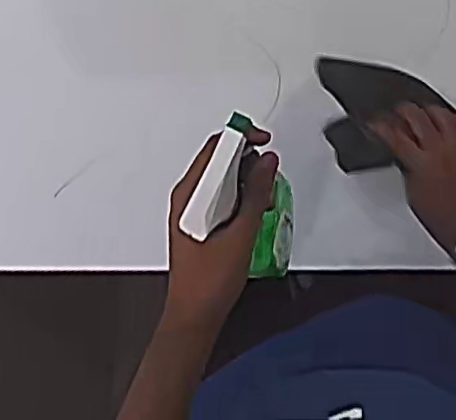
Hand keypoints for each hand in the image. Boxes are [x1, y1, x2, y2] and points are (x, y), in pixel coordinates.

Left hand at [164, 127, 277, 329]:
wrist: (194, 318)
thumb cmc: (211, 281)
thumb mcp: (241, 233)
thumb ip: (256, 193)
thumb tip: (268, 160)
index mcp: (189, 194)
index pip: (216, 147)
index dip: (242, 137)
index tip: (264, 140)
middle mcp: (187, 196)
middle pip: (219, 157)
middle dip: (248, 160)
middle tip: (268, 177)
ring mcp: (192, 207)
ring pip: (223, 175)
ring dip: (247, 179)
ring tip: (262, 200)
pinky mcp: (200, 219)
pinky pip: (222, 191)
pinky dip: (241, 193)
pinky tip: (254, 212)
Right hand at [369, 104, 455, 251]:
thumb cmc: (441, 217)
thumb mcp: (412, 192)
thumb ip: (406, 165)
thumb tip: (401, 148)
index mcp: (421, 163)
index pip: (396, 136)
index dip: (381, 126)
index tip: (376, 123)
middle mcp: (440, 150)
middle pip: (417, 116)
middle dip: (403, 111)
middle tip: (397, 113)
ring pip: (440, 113)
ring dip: (427, 110)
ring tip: (420, 113)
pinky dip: (450, 118)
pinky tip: (444, 119)